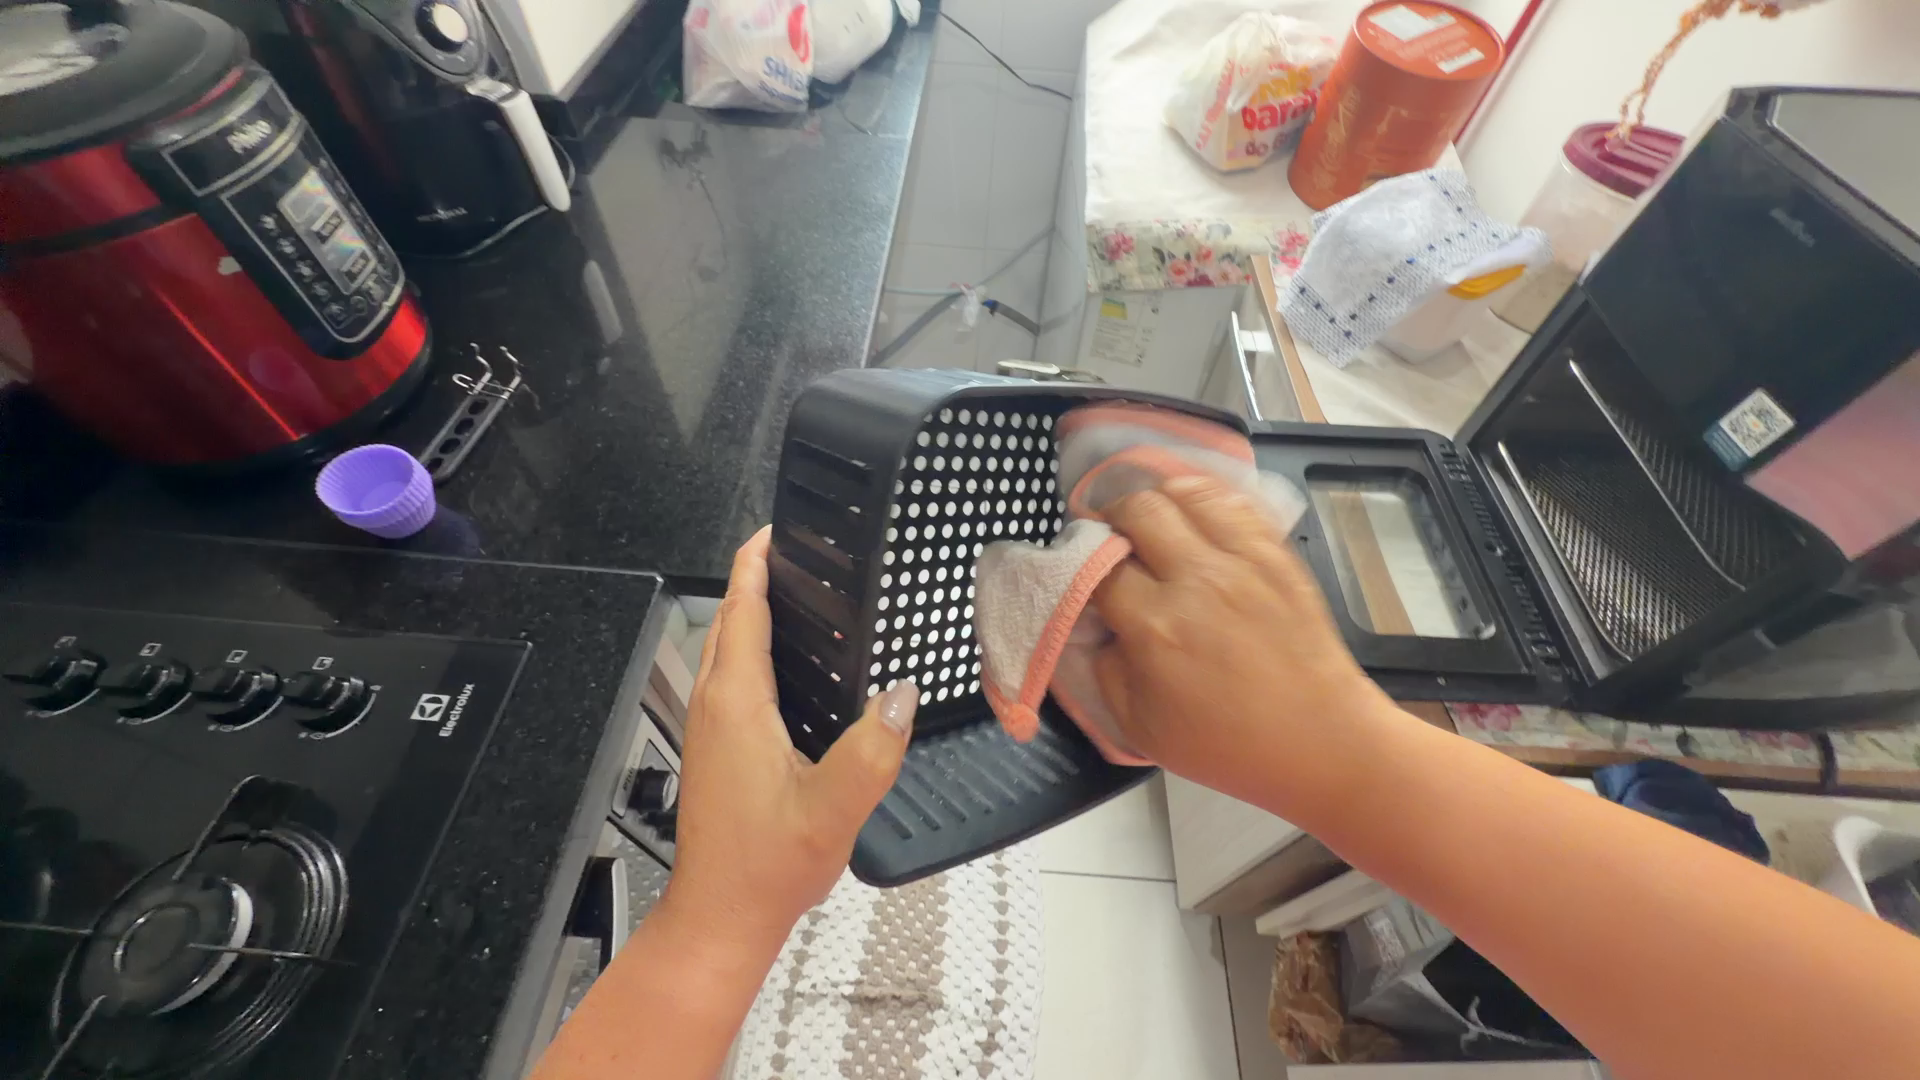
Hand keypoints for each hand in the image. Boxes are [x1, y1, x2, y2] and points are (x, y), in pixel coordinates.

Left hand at [661, 527, 918, 952]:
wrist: (721, 918)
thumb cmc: (770, 863)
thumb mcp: (833, 808)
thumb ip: (872, 751)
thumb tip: (903, 693)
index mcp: (736, 702)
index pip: (740, 612)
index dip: (754, 566)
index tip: (774, 531)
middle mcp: (713, 704)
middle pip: (726, 622)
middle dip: (751, 579)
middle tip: (796, 554)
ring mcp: (708, 726)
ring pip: (722, 649)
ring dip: (747, 612)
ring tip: (794, 595)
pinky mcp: (715, 746)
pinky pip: (727, 675)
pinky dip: (749, 647)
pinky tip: (787, 664)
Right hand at [1091, 476, 1404, 809]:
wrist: (1322, 743)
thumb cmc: (1227, 744)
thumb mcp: (1138, 726)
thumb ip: (1103, 668)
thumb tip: (1099, 624)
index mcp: (1156, 627)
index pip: (1099, 567)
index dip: (1080, 561)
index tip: (1080, 569)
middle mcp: (1197, 580)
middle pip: (1137, 510)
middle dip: (1112, 518)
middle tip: (1110, 537)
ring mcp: (1243, 561)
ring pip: (1185, 492)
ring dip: (1157, 499)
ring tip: (1152, 522)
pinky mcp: (1278, 555)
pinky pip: (1234, 502)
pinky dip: (1204, 499)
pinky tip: (1194, 517)